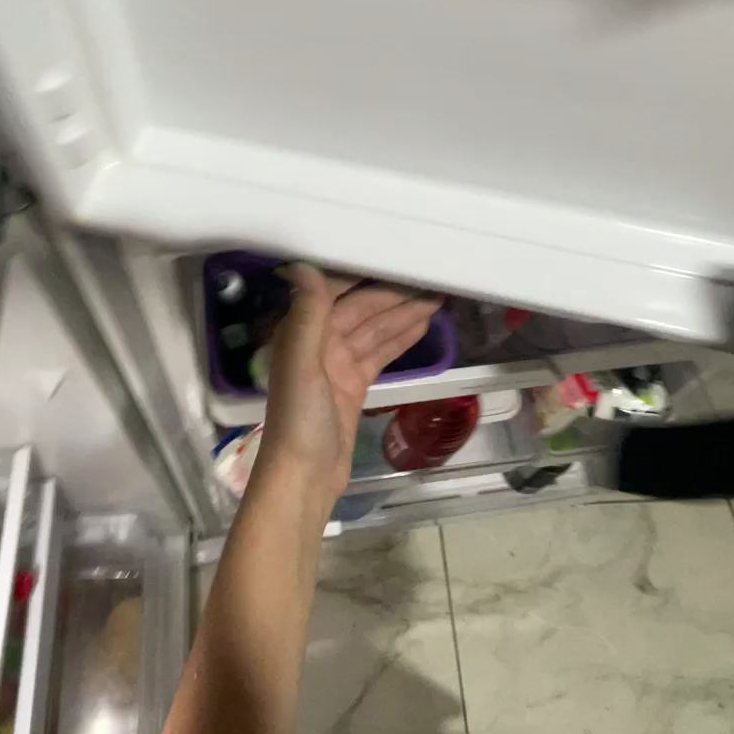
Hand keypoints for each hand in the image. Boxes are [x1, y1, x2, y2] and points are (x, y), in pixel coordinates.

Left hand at [254, 264, 440, 502]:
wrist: (304, 476)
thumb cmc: (298, 420)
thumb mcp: (302, 364)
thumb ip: (307, 316)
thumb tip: (304, 266)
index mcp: (302, 332)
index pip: (334, 290)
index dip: (362, 273)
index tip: (392, 257)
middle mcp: (318, 342)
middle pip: (360, 309)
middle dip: (392, 294)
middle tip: (429, 279)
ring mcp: (337, 365)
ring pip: (374, 330)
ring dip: (402, 314)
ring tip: (435, 297)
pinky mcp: (352, 385)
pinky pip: (379, 354)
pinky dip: (398, 339)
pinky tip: (420, 326)